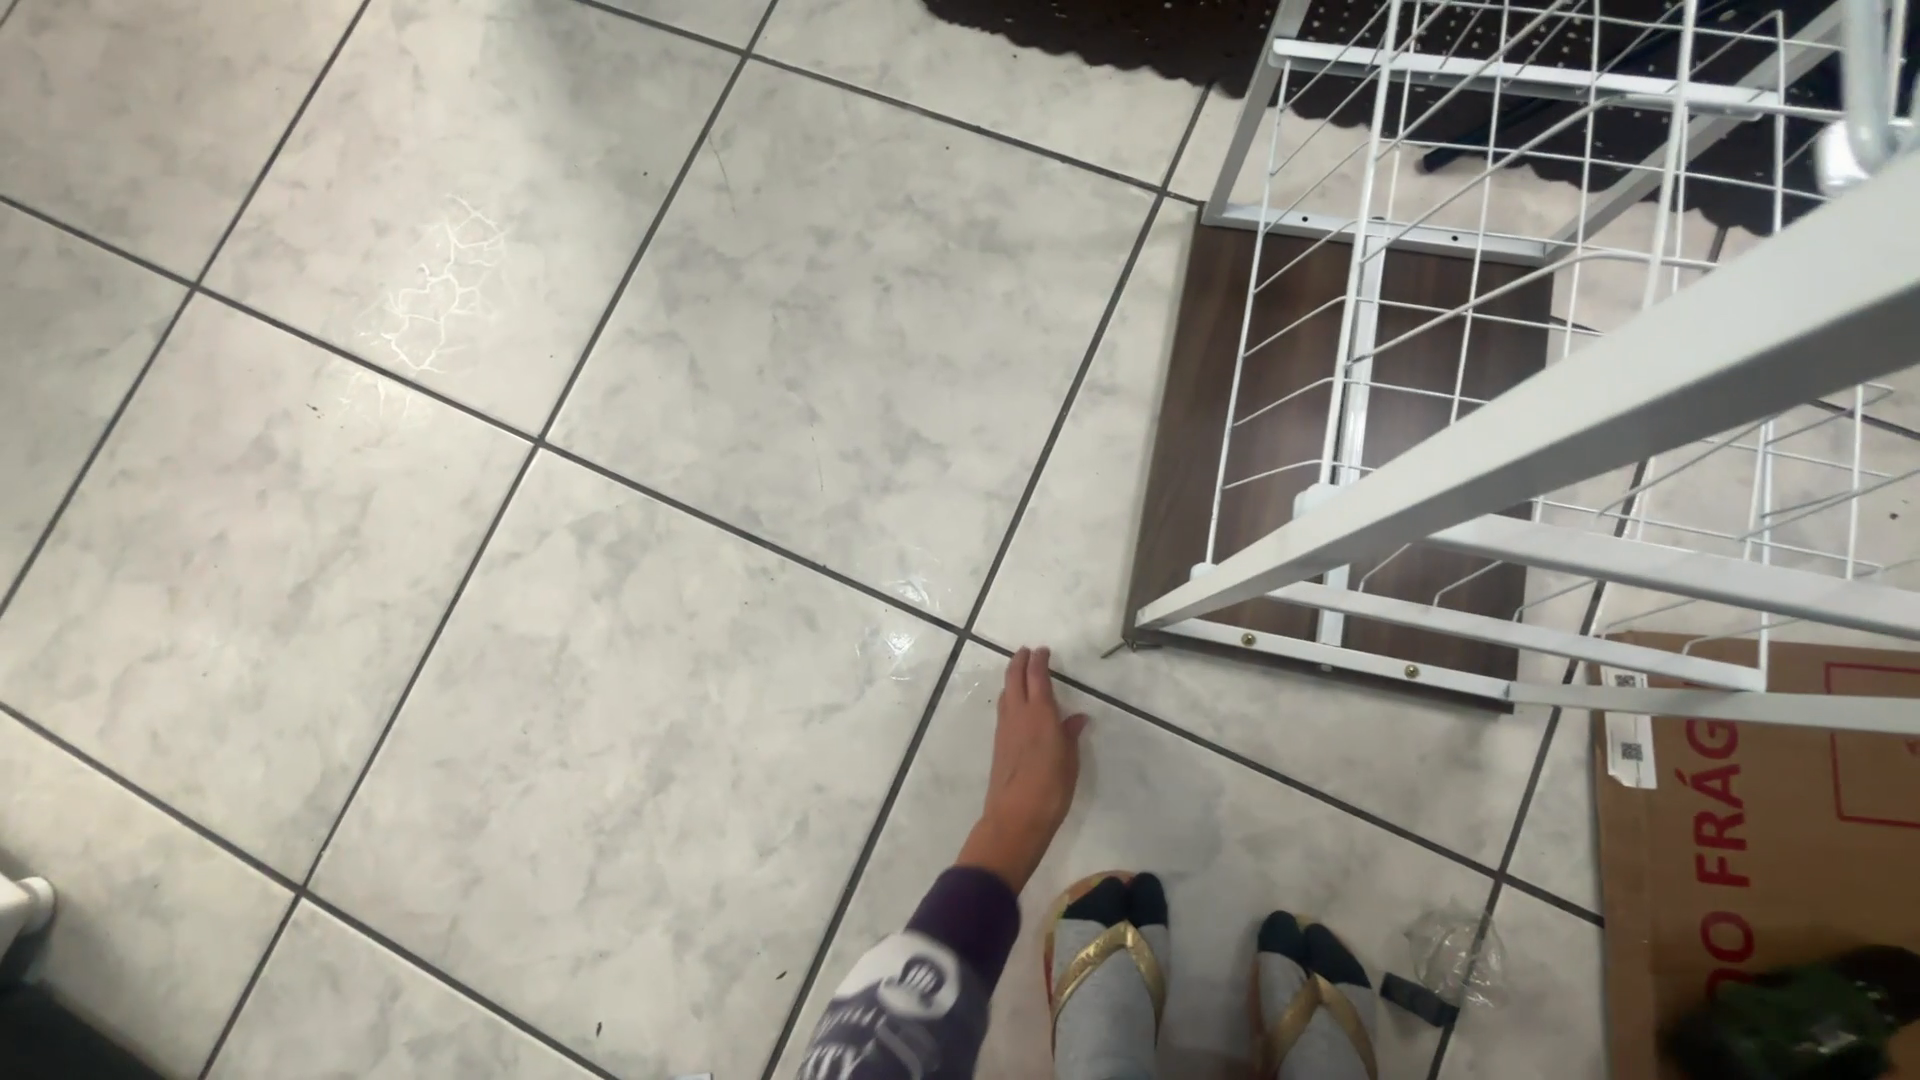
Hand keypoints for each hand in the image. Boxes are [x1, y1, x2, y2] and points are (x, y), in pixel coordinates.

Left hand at [955, 647, 1089, 892]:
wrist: (1015, 816)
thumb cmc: (1051, 788)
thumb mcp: (1070, 761)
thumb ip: (1070, 735)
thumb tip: (1077, 718)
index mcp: (1041, 714)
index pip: (1037, 677)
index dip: (1039, 661)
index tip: (1042, 650)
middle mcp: (1019, 714)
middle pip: (1014, 678)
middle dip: (1019, 662)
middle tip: (1025, 652)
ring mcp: (1005, 728)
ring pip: (1006, 693)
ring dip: (1012, 678)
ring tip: (1020, 674)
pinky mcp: (999, 743)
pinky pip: (1004, 709)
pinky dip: (1009, 697)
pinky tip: (1015, 704)